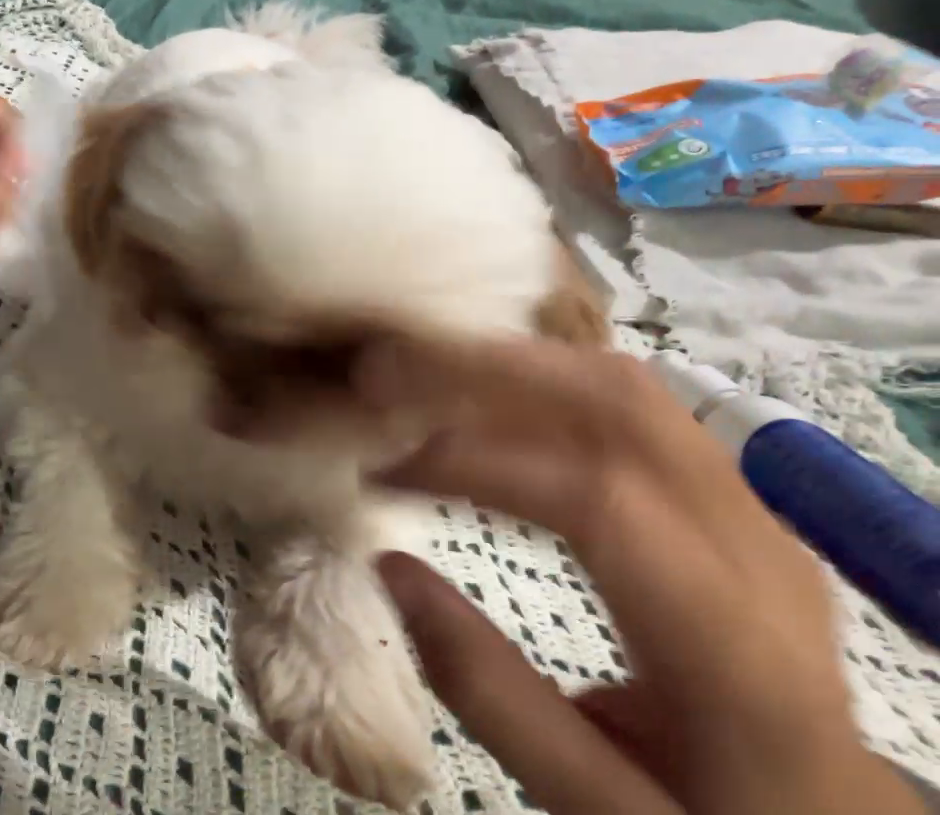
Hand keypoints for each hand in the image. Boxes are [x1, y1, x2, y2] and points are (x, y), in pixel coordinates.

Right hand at [354, 338, 925, 814]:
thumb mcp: (597, 805)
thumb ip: (493, 697)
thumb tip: (389, 567)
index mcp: (731, 645)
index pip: (597, 499)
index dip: (473, 460)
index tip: (378, 467)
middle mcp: (759, 553)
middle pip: (626, 408)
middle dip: (488, 371)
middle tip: (383, 375)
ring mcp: (756, 518)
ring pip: (633, 392)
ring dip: (513, 367)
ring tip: (418, 375)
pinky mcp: (734, 508)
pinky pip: (637, 414)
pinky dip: (547, 387)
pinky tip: (484, 402)